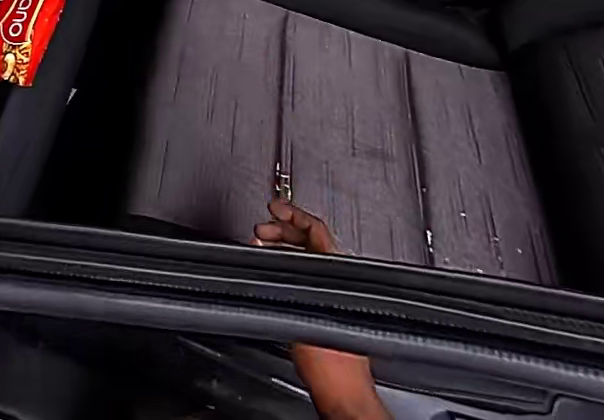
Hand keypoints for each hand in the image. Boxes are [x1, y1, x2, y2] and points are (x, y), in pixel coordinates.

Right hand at [256, 201, 390, 419]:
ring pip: (307, 257)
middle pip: (309, 240)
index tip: (274, 208)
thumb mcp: (295, 311)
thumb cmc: (328, 362)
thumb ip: (280, 277)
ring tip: (262, 245)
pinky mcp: (328, 308)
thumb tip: (262, 251)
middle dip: (281, 230)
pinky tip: (273, 270)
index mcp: (336, 273)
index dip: (291, 214)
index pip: (314, 228)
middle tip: (261, 228)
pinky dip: (287, 265)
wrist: (342, 396)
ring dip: (282, 247)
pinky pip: (306, 273)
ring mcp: (335, 294)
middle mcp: (339, 280)